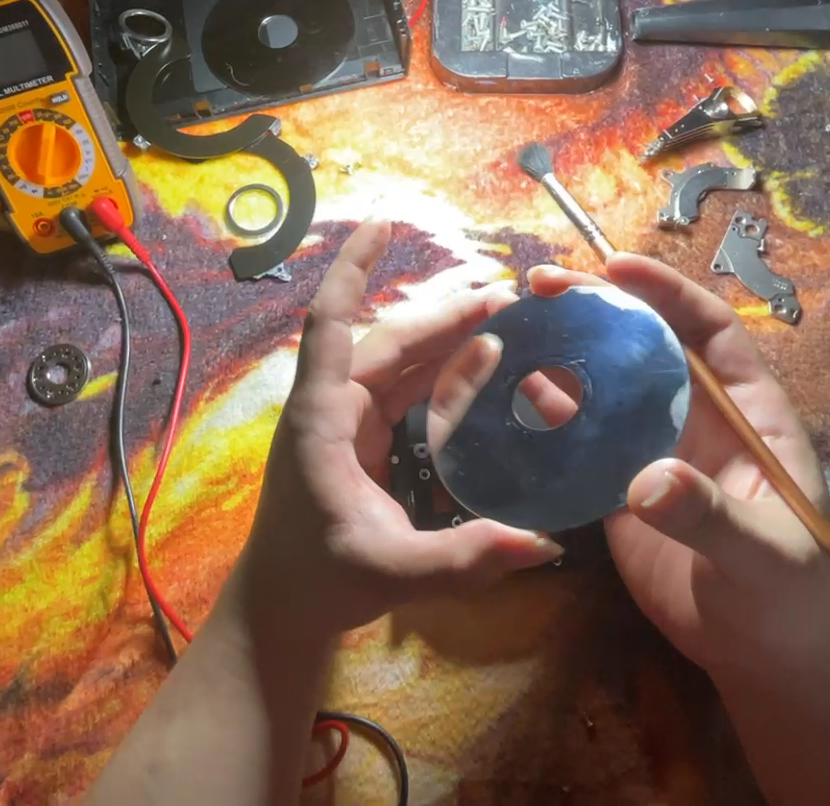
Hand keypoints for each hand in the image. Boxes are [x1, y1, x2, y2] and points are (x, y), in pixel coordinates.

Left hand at [230, 220, 563, 638]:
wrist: (284, 607)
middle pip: (390, 341)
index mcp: (323, 416)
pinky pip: (408, 392)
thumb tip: (545, 544)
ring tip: (505, 320)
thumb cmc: (317, 578)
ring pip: (402, 363)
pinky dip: (443, 375)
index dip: (354, 269)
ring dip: (448, 340)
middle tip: (506, 299)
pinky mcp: (366, 438)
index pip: (331, 322)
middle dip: (443, 315)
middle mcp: (335, 404)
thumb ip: (464, 559)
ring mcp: (351, 419)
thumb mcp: (391, 570)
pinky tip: (481, 365)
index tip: (382, 223)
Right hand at [430, 254, 829, 685]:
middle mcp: (696, 416)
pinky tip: (513, 398)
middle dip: (598, 307)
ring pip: (605, 383)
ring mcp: (653, 446)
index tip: (615, 266)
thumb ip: (712, 516)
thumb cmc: (784, 601)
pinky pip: (581, 434)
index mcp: (747, 412)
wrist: (755, 656)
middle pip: (645, 343)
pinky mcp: (618, 481)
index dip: (668, 292)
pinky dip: (549, 412)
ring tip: (515, 330)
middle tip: (540, 285)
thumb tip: (647, 481)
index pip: (711, 331)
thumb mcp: (764, 559)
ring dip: (565, 353)